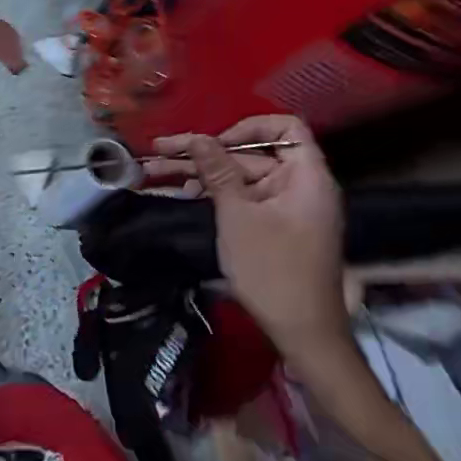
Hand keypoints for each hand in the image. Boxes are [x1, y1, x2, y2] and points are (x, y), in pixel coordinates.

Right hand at [148, 116, 347, 352]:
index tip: (214, 141)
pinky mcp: (273, 226)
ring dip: (202, 175)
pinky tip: (182, 195)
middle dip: (205, 153)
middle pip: (251, 154)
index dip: (248, 127)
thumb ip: (218, 172)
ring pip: (240, 178)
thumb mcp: (238, 216)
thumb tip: (199, 138)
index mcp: (305, 176)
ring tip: (156, 172)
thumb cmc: (273, 268)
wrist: (302, 333)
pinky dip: (216, 195)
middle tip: (160, 151)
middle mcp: (299, 185)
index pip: (286, 129)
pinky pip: (243, 199)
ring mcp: (285, 207)